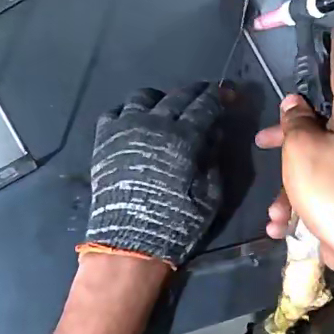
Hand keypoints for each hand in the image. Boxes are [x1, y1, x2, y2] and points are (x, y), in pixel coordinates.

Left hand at [82, 83, 223, 266]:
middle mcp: (155, 124)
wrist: (130, 241)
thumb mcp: (210, 194)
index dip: (219, 97)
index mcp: (184, 138)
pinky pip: (115, 112)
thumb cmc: (177, 221)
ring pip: (143, 97)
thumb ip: (213, 160)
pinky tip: (135, 120)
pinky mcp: (105, 140)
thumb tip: (214, 135)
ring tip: (165, 106)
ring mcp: (126, 129)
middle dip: (194, 92)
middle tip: (204, 93)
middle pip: (177, 97)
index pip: (205, 106)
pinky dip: (128, 112)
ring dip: (160, 98)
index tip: (228, 93)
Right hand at [255, 26, 333, 275]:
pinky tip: (283, 226)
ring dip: (289, 184)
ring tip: (275, 209)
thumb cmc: (333, 189)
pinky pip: (322, 187)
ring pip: (315, 160)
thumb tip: (295, 104)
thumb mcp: (302, 149)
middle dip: (288, 134)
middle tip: (264, 136)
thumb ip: (295, 121)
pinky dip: (301, 203)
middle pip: (321, 120)